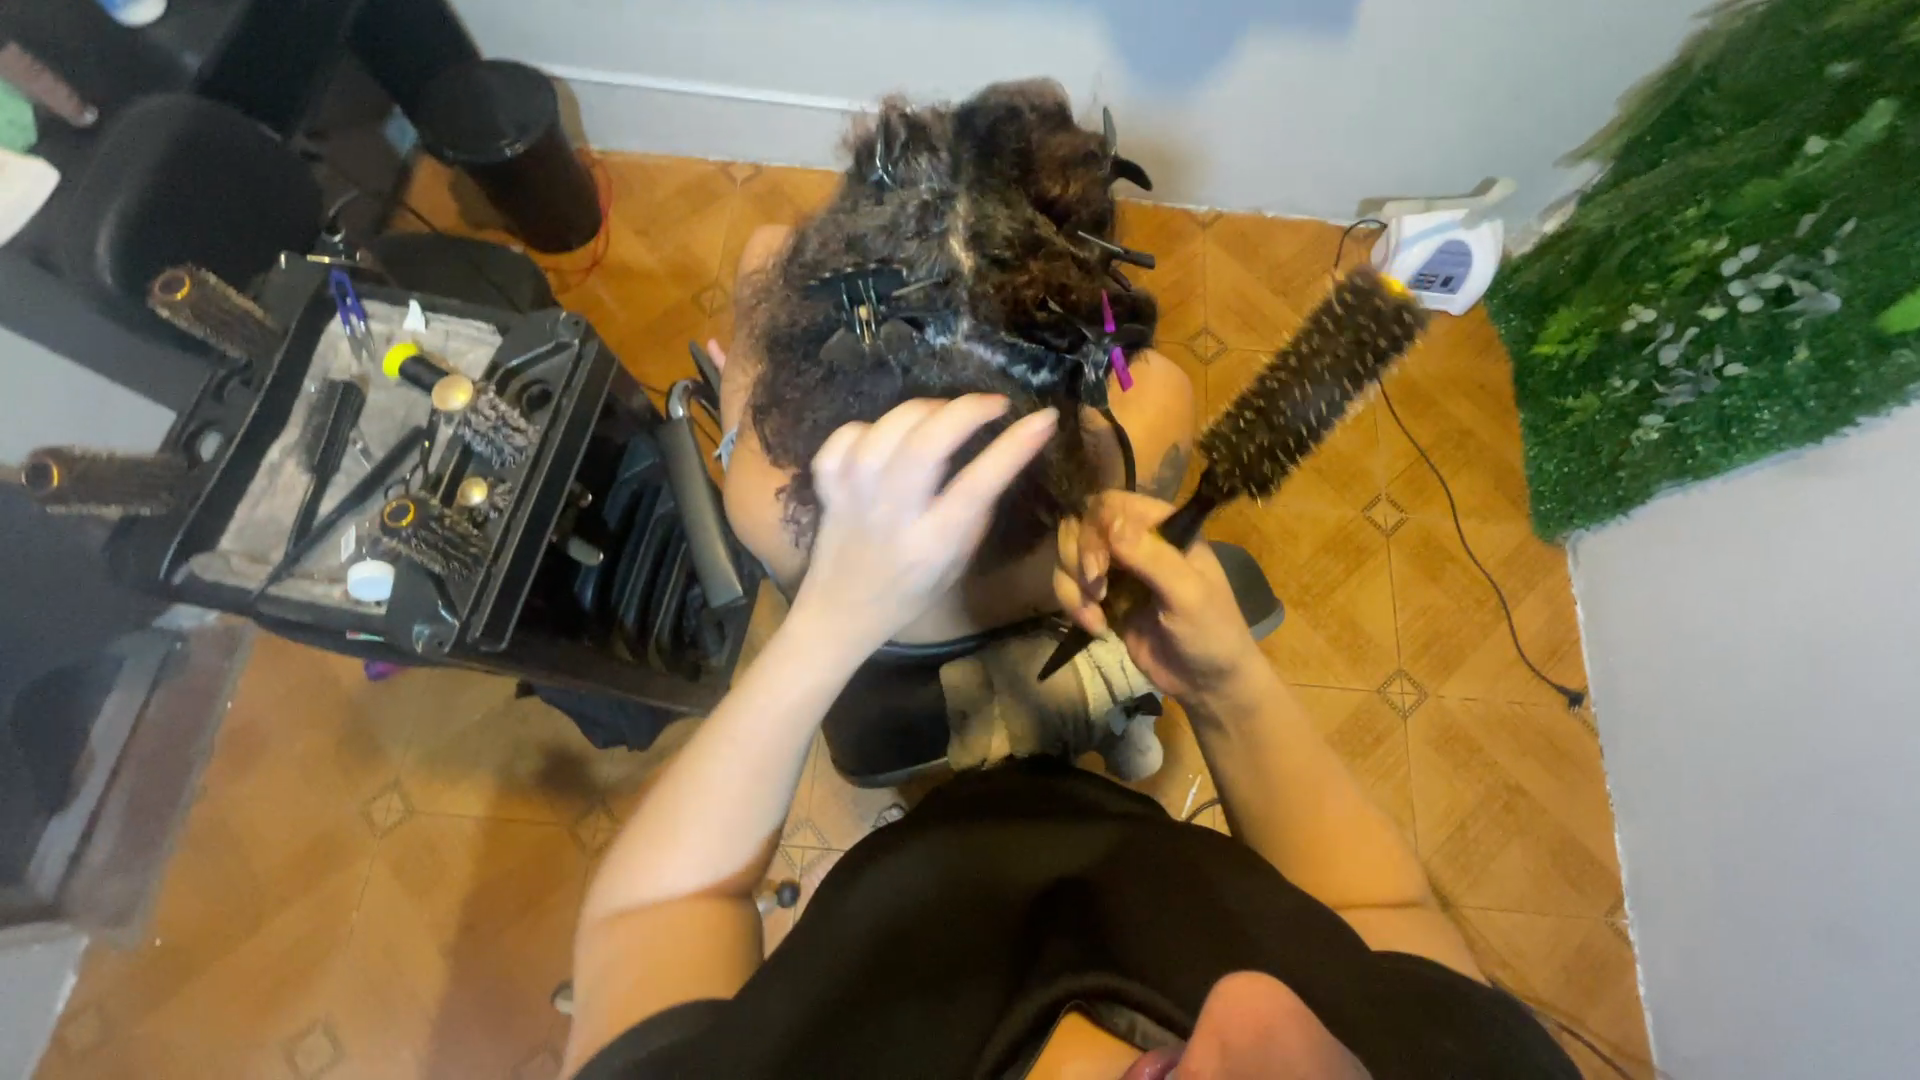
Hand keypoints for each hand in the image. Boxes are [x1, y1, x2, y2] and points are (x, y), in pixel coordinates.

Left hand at [790, 396, 1058, 657]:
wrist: (841, 613)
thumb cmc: (912, 591)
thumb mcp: (958, 562)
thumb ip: (974, 511)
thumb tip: (999, 456)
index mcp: (932, 543)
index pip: (977, 486)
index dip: (1014, 447)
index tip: (1044, 418)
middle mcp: (892, 515)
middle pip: (925, 445)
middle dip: (966, 411)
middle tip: (994, 404)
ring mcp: (853, 497)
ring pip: (886, 431)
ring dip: (924, 410)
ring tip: (944, 414)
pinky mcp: (827, 486)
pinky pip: (846, 437)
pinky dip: (870, 426)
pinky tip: (888, 437)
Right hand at [1054, 492, 1264, 697]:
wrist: (1206, 683)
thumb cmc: (1210, 633)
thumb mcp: (1189, 595)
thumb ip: (1152, 558)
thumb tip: (1111, 523)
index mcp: (1163, 528)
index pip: (1112, 505)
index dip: (1095, 530)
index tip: (1099, 567)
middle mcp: (1136, 541)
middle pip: (1082, 525)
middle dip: (1079, 559)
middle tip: (1097, 592)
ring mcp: (1117, 569)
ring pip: (1069, 555)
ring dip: (1073, 586)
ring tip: (1095, 617)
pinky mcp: (1103, 597)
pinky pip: (1070, 586)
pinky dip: (1073, 605)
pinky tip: (1096, 628)